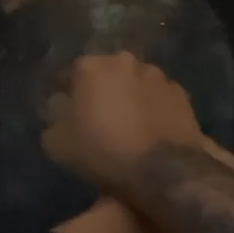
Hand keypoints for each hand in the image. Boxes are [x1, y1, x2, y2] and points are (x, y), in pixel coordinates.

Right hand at [44, 51, 233, 232]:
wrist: (162, 171)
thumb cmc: (101, 152)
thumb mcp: (56, 144)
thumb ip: (52, 120)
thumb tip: (58, 112)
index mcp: (90, 68)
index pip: (68, 74)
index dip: (64, 94)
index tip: (63, 112)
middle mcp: (124, 61)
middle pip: (105, 74)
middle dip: (99, 90)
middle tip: (95, 117)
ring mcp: (157, 75)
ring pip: (134, 83)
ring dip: (128, 97)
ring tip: (126, 124)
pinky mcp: (181, 93)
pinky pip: (157, 98)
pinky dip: (151, 108)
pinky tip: (148, 130)